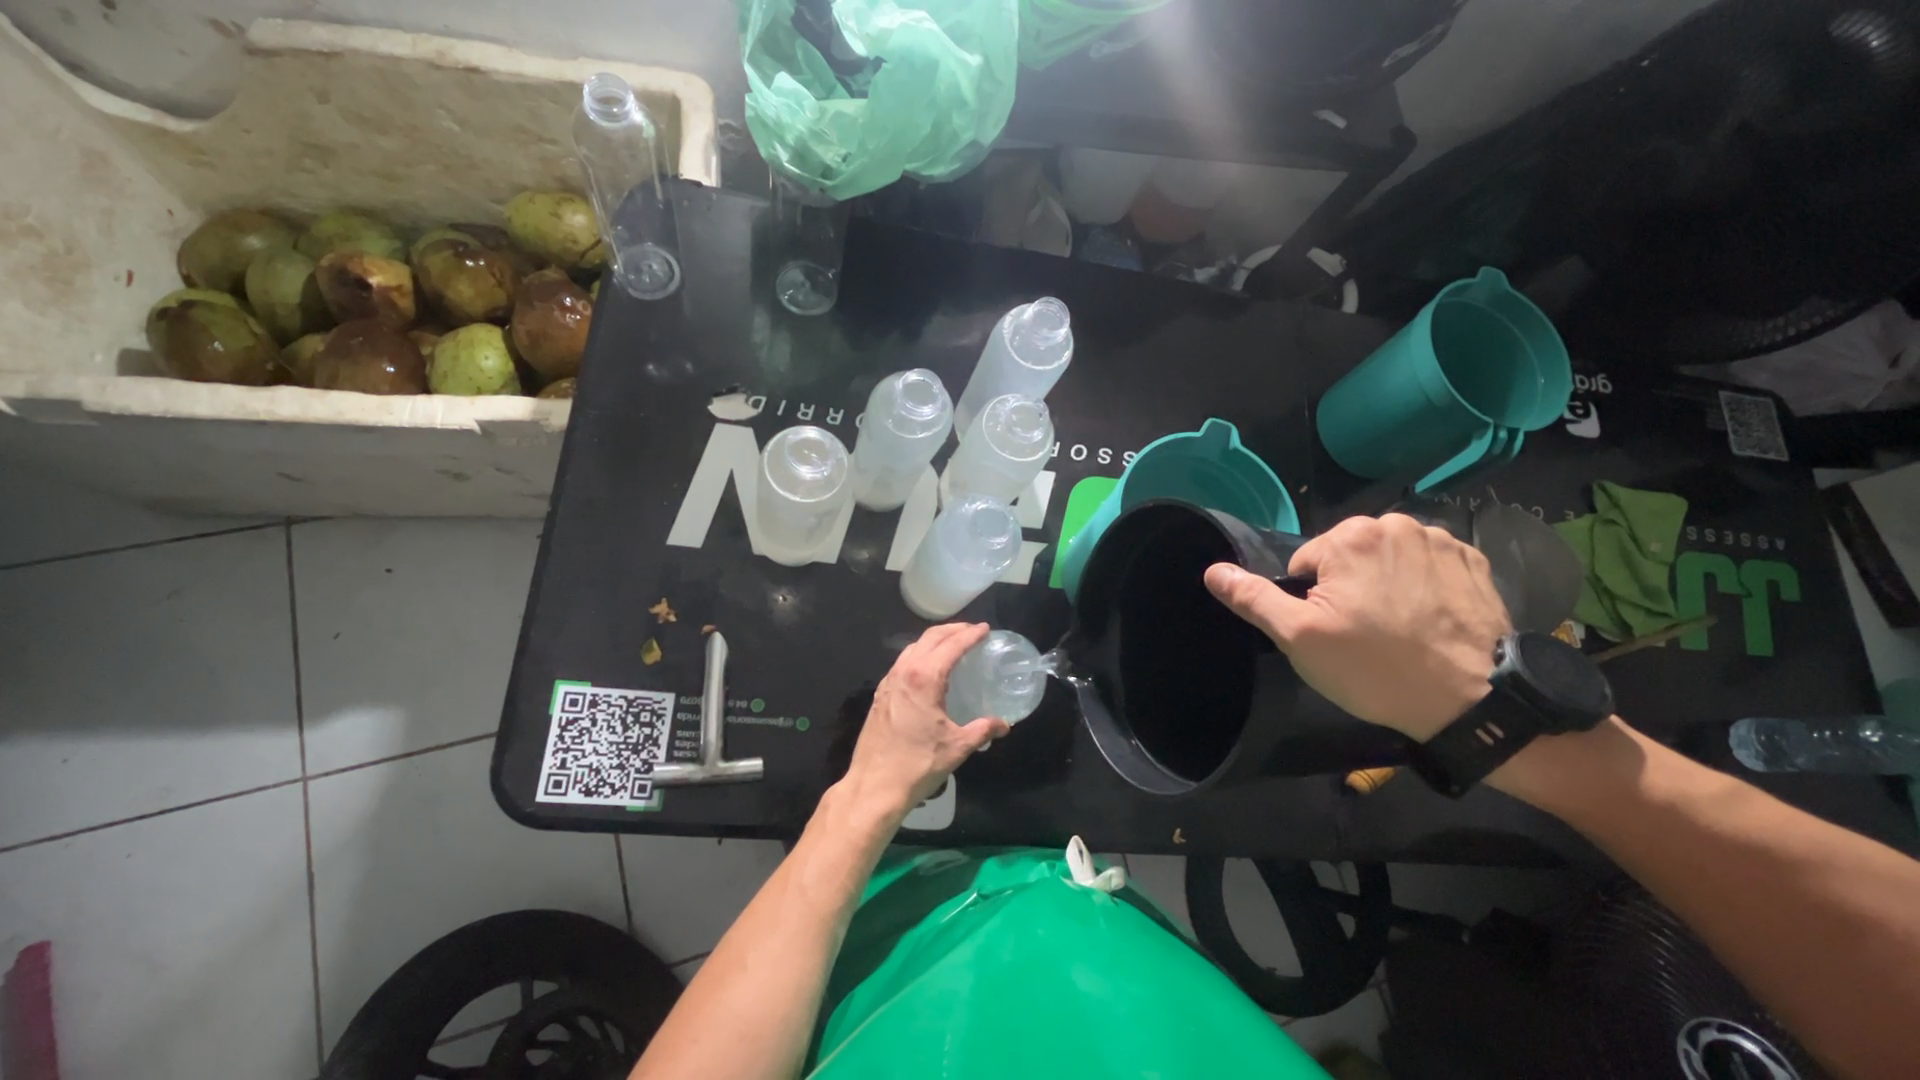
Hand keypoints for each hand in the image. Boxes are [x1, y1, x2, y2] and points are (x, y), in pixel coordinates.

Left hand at [841, 623, 1008, 821]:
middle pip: (930, 638)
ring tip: (952, 645)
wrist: (875, 786)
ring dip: (934, 641)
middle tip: (972, 631)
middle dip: (952, 630)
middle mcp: (903, 673)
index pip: (951, 645)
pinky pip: (902, 664)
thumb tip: (1003, 725)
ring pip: (913, 649)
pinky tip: (928, 670)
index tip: (985, 629)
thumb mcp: (957, 747)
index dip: (970, 634)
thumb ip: (982, 731)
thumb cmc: (918, 764)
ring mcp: (888, 683)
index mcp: (924, 679)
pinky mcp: (880, 696)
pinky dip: (919, 656)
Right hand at [1204, 513, 1510, 740]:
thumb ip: (1253, 598)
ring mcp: (1443, 541)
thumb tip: (1213, 570)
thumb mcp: (1299, 639)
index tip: (1334, 634)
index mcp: (1350, 536)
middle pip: (1349, 557)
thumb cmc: (1375, 668)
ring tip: (1400, 632)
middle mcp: (1397, 524)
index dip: (1312, 601)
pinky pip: (1430, 568)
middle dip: (1349, 589)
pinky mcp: (1476, 562)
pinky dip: (1424, 589)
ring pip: (1389, 561)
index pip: (1307, 564)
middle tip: (1364, 636)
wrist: (1471, 702)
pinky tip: (1429, 624)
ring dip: (1386, 586)